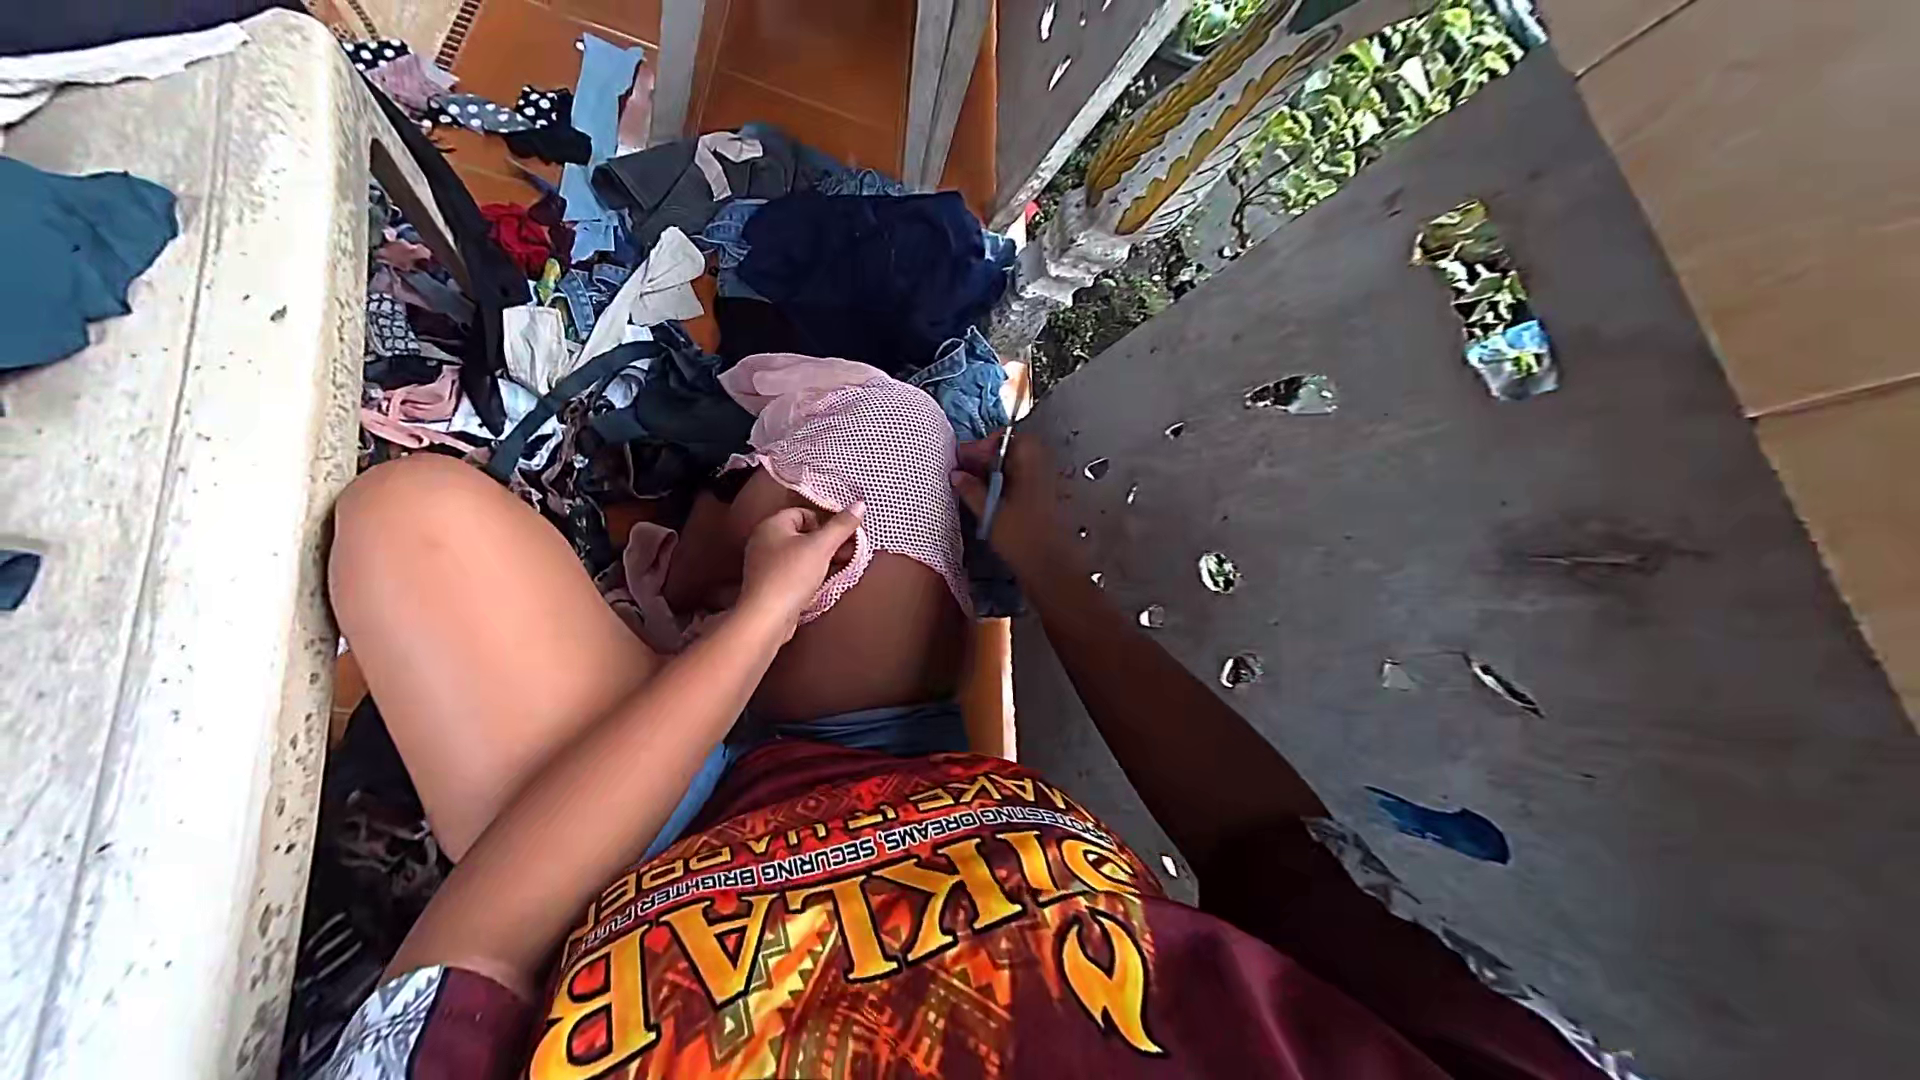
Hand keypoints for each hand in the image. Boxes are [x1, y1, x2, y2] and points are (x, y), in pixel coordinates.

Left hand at [736, 502, 863, 637]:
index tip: (844, 532)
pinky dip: (810, 574)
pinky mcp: (770, 584)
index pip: (803, 512)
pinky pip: (795, 571)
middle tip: (846, 550)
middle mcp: (764, 541)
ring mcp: (766, 564)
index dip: (826, 520)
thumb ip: (842, 525)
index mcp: (772, 525)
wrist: (768, 617)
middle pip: (803, 533)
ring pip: (800, 554)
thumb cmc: (791, 576)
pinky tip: (823, 582)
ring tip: (840, 566)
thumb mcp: (822, 546)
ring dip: (821, 558)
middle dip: (827, 541)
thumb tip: (859, 504)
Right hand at [951, 432, 1068, 575]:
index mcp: (1032, 465)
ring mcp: (1046, 486)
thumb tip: (956, 474)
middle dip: (987, 457)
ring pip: (1017, 468)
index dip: (984, 445)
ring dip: (994, 472)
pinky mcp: (1044, 503)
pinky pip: (1022, 483)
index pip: (1009, 438)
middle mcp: (1042, 470)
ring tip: (971, 486)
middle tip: (964, 471)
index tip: (964, 459)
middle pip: (1014, 451)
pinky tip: (988, 500)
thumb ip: (972, 490)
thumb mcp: (992, 513)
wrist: (1052, 572)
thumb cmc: (1023, 540)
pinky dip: (1004, 485)